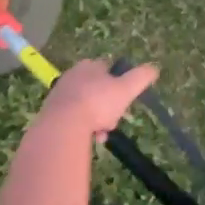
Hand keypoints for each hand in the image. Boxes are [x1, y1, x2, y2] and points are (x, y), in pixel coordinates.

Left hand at [38, 59, 157, 134]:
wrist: (63, 124)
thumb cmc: (98, 103)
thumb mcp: (126, 89)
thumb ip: (141, 77)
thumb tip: (154, 68)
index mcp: (89, 66)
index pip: (108, 69)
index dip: (119, 84)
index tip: (125, 99)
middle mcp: (71, 76)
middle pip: (96, 90)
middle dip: (107, 107)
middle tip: (114, 121)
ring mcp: (59, 94)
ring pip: (85, 106)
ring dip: (96, 120)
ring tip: (101, 134)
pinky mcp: (50, 112)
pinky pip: (72, 118)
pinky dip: (82, 127)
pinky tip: (88, 138)